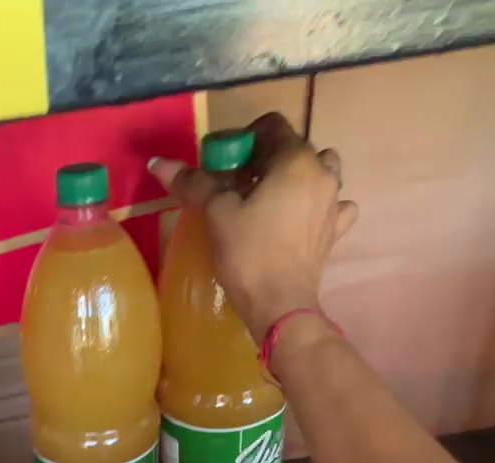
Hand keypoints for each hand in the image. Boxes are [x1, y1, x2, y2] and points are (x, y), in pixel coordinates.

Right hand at [149, 112, 358, 338]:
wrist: (280, 304)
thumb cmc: (248, 253)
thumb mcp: (217, 214)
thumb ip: (194, 183)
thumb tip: (159, 162)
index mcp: (295, 160)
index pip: (271, 126)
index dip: (243, 139)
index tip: (223, 164)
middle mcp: (323, 173)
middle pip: (294, 149)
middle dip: (267, 159)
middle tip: (240, 184)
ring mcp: (334, 202)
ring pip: (320, 172)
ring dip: (297, 177)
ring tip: (272, 199)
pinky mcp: (335, 231)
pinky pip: (333, 206)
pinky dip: (317, 206)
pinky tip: (302, 219)